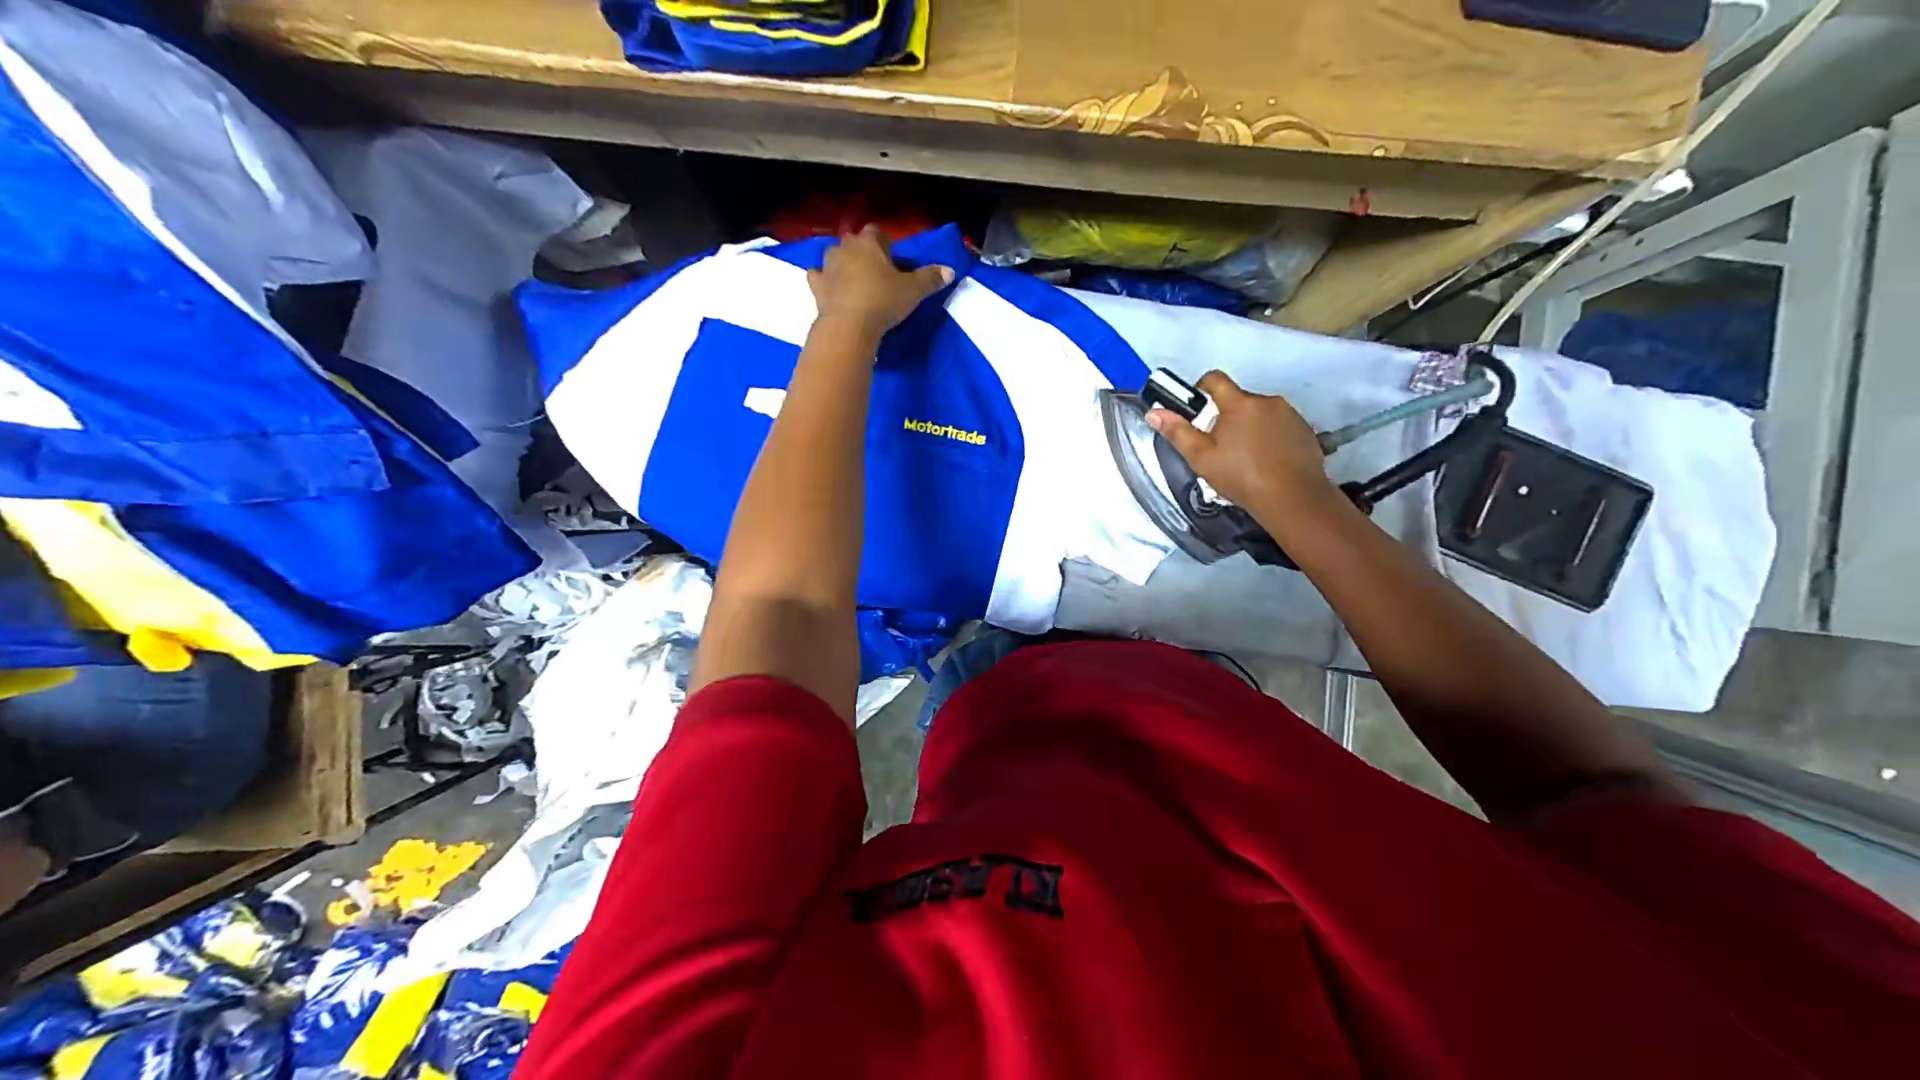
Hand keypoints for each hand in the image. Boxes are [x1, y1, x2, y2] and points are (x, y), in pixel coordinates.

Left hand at [808, 226, 953, 336]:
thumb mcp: (913, 290)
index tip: (893, 258)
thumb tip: (950, 270)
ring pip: (834, 256)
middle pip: (854, 242)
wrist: (850, 326)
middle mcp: (844, 248)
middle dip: (863, 252)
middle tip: (876, 272)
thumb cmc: (883, 300)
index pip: (877, 232)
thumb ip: (931, 278)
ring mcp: (827, 266)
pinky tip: (830, 288)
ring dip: (843, 264)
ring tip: (855, 281)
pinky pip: (818, 276)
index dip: (885, 243)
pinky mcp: (816, 287)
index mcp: (868, 242)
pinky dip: (824, 280)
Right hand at [1146, 371, 1334, 519]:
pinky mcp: (1305, 430)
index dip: (1201, 388)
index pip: (1215, 379)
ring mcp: (1290, 414)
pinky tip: (1267, 461)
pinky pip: (1281, 425)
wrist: (1292, 498)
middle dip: (1226, 416)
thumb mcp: (1201, 458)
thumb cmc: (1242, 477)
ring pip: (1261, 413)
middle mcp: (1267, 401)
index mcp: (1239, 404)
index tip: (1197, 407)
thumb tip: (1154, 413)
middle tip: (1219, 446)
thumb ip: (1177, 432)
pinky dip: (1271, 437)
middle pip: (1238, 400)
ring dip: (1250, 426)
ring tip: (1245, 457)